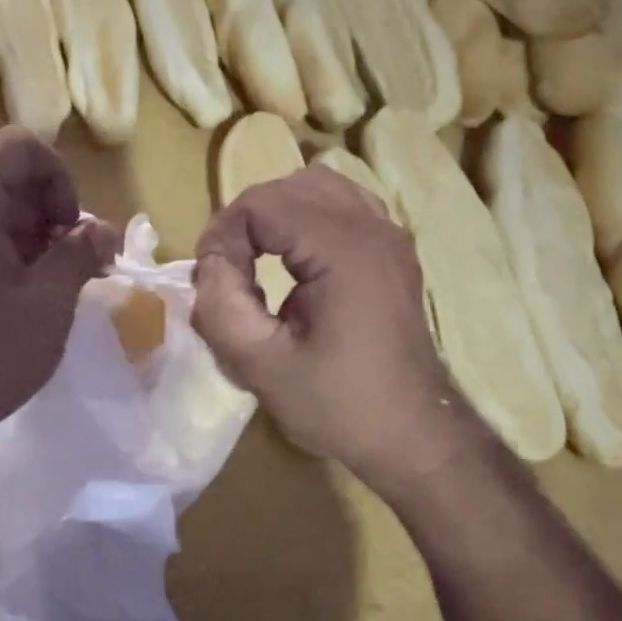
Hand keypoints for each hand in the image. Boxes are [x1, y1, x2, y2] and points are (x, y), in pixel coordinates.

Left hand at [0, 127, 120, 441]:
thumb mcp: (50, 302)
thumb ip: (79, 253)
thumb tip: (101, 231)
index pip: (19, 147)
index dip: (58, 175)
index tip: (71, 227)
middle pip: (11, 178)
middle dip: (56, 210)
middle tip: (81, 261)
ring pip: (1, 212)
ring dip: (42, 236)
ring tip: (67, 283)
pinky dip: (20, 255)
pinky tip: (39, 296)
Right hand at [192, 165, 487, 492]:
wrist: (412, 434)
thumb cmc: (338, 405)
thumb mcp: (261, 367)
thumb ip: (221, 307)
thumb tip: (209, 263)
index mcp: (344, 250)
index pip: (261, 204)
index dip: (222, 236)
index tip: (211, 283)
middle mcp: (373, 227)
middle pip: (287, 186)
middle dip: (243, 222)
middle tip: (225, 275)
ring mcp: (389, 235)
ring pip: (316, 186)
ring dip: (273, 217)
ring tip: (253, 263)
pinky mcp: (392, 251)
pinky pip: (341, 205)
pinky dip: (304, 220)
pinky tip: (292, 263)